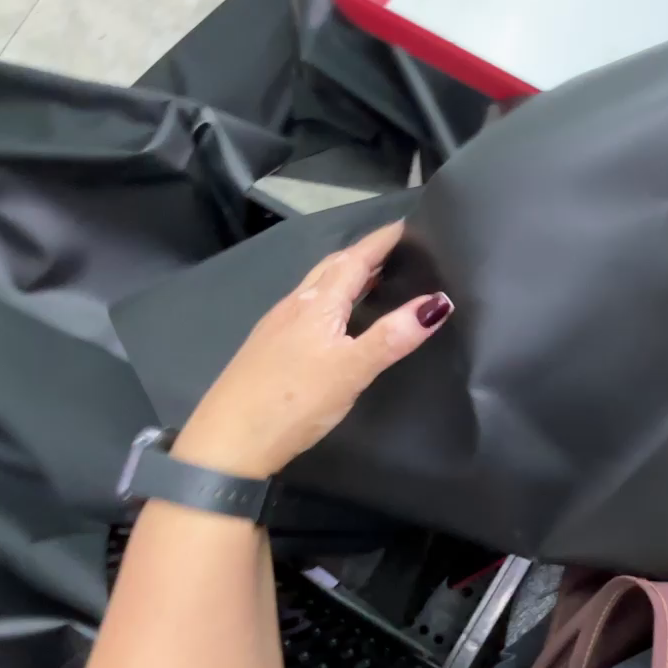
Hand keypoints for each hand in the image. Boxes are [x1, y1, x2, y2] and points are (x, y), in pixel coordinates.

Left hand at [173, 221, 450, 477]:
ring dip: (348, 278)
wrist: (229, 442)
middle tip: (397, 250)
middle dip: (365, 255)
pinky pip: (309, 310)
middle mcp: (295, 307)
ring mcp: (278, 327)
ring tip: (377, 280)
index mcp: (317, 305)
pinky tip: (339, 321)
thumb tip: (439, 301)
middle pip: (333, 269)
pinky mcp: (271, 349)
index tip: (407, 225)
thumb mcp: (352, 369)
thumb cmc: (293, 401)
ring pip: (319, 289)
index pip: (354, 260)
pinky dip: (333, 302)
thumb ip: (393, 336)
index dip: (381, 241)